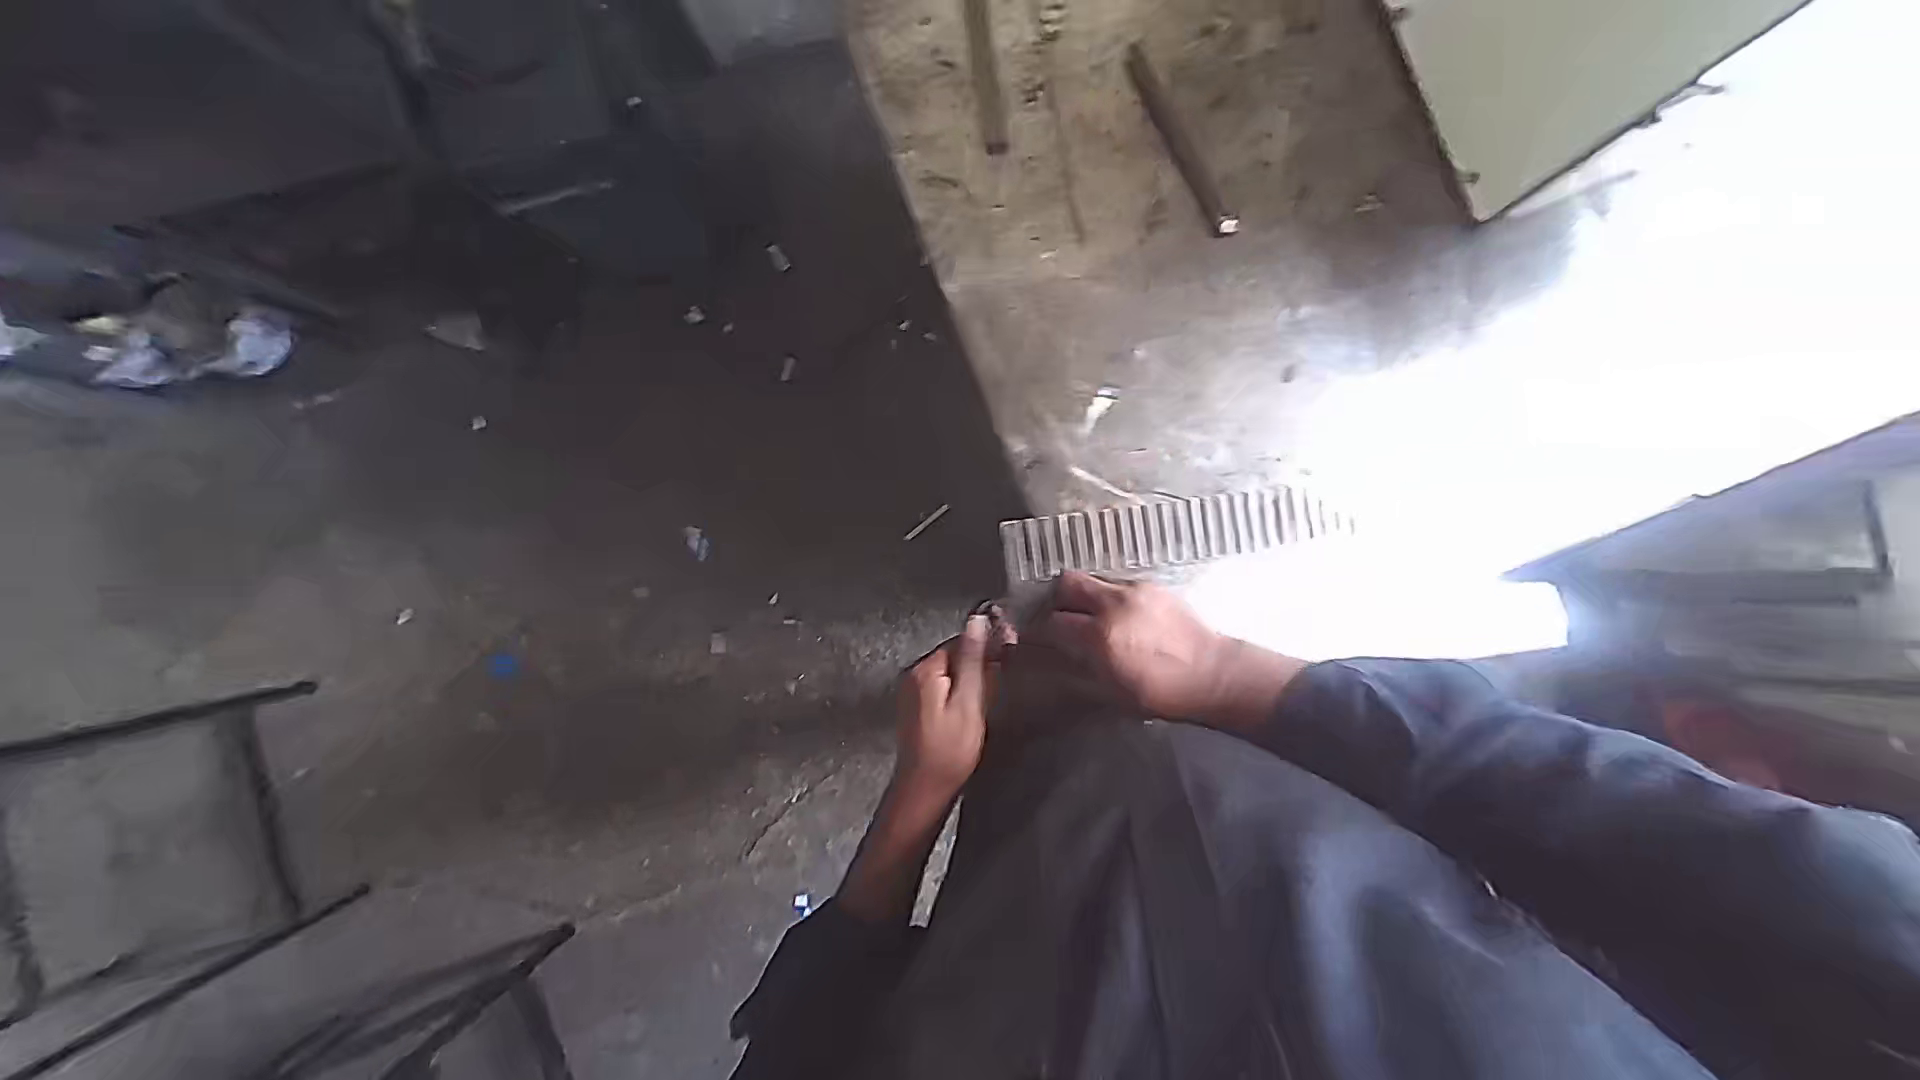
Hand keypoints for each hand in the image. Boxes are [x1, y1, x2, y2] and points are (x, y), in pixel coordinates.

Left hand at [893, 614, 993, 796]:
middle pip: (953, 655)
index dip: (985, 644)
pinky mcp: (918, 709)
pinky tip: (976, 704)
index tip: (1010, 649)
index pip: (959, 641)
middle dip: (980, 660)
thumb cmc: (950, 748)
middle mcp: (913, 676)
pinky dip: (962, 691)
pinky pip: (944, 688)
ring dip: (972, 676)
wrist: (925, 789)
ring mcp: (913, 693)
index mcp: (924, 670)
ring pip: (950, 673)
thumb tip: (977, 620)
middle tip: (1006, 673)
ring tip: (995, 690)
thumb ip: (973, 660)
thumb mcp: (969, 701)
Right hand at [1027, 571, 1305, 729]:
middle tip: (1059, 617)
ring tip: (1092, 618)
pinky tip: (1121, 618)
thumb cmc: (1162, 694)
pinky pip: (1119, 584)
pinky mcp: (1153, 587)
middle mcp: (1114, 605)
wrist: (1215, 675)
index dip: (1039, 629)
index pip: (1052, 621)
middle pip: (1067, 582)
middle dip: (1057, 598)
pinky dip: (1110, 597)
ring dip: (1085, 596)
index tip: (1036, 636)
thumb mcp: (1112, 692)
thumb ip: (1078, 667)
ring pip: (1094, 580)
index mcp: (1101, 636)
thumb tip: (1053, 655)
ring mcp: (1135, 591)